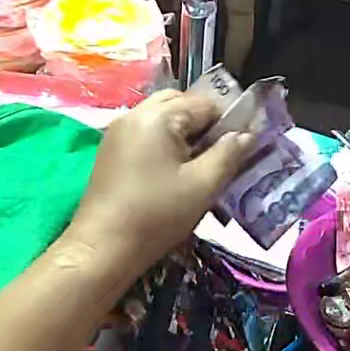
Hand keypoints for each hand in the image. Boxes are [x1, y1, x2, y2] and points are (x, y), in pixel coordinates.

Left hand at [63, 91, 253, 274]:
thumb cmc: (156, 214)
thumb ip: (229, 154)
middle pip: (180, 104)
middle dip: (204, 124)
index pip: (205, 103)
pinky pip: (145, 132)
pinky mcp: (110, 149)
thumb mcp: (203, 185)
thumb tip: (247, 134)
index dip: (228, 122)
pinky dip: (164, 142)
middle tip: (219, 155)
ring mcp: (118, 131)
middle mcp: (135, 113)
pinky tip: (173, 172)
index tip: (240, 149)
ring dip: (183, 133)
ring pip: (162, 118)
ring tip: (198, 165)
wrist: (102, 248)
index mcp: (158, 116)